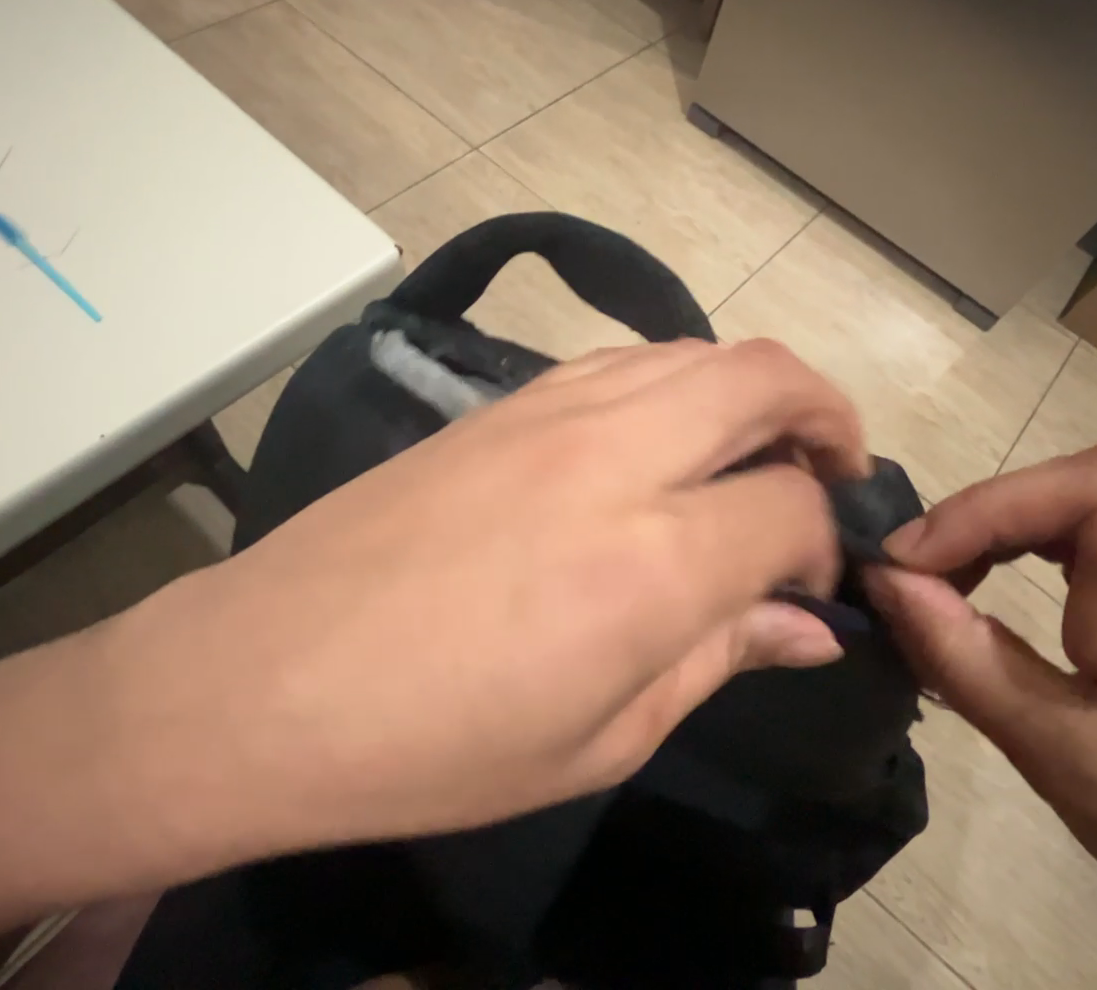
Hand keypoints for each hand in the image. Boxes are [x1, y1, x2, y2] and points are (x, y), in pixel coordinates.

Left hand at [109, 339, 868, 853]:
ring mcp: (549, 412)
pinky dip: (673, 383)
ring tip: (754, 448)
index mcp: (653, 560)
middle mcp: (615, 456)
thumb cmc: (438, 744)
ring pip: (691, 351)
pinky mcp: (498, 402)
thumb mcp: (602, 737)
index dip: (822, 544)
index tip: (808, 586)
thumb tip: (809, 627)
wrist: (264, 679)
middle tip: (832, 469)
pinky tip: (661, 438)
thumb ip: (718, 658)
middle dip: (823, 412)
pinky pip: (619, 362)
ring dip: (748, 387)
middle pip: (763, 376)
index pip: (792, 507)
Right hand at [863, 445, 1096, 978]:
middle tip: (918, 560)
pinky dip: (1053, 522)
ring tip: (962, 562)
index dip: (1058, 605)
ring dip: (1020, 514)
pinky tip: (1024, 557)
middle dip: (1000, 513)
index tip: (1014, 668)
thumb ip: (967, 660)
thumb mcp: (1065, 763)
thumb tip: (883, 576)